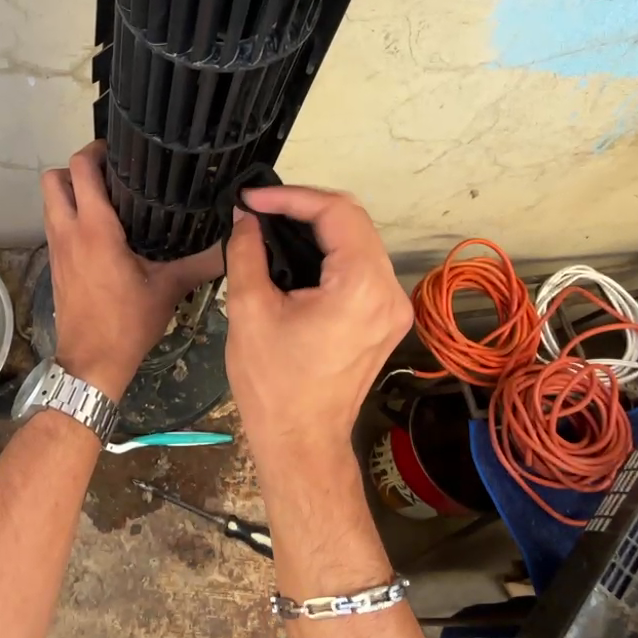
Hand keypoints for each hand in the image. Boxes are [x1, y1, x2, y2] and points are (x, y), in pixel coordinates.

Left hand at [40, 141, 221, 399]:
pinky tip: (100, 228)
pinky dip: (69, 214)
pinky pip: (55, 223)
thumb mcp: (168, 289)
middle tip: (110, 172)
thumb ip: (201, 262)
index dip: (96, 150)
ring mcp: (56, 247)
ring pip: (51, 201)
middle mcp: (68, 231)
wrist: (90, 364)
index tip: (120, 150)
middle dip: (77, 167)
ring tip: (108, 196)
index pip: (82, 169)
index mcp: (94, 228)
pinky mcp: (55, 264)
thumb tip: (233, 240)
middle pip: (54, 178)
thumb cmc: (127, 323)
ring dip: (70, 191)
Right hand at [224, 186, 411, 456]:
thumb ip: (246, 251)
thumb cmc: (273, 382)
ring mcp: (393, 306)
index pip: (336, 213)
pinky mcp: (385, 318)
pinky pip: (361, 265)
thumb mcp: (249, 310)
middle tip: (259, 207)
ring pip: (360, 241)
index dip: (291, 197)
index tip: (250, 199)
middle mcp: (390, 291)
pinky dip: (329, 250)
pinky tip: (295, 251)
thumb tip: (244, 217)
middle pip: (354, 221)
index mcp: (361, 287)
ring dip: (318, 227)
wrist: (301, 440)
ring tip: (271, 222)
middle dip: (305, 206)